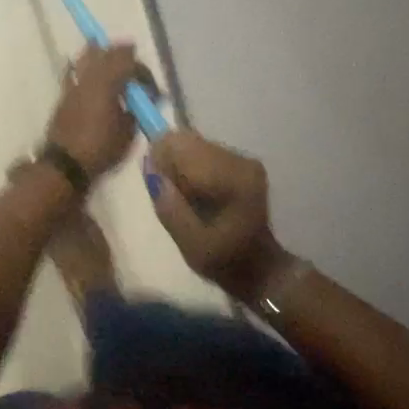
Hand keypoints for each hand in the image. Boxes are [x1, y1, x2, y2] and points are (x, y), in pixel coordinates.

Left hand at [46, 43, 156, 177]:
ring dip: (102, 55)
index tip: (152, 91)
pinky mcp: (64, 93)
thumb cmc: (102, 149)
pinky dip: (81, 67)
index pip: (129, 62)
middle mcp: (90, 76)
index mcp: (109, 83)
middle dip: (123, 55)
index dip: (144, 73)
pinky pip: (73, 70)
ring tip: (112, 63)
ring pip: (87, 55)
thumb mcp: (129, 132)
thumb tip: (141, 100)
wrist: (66, 163)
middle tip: (134, 65)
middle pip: (107, 51)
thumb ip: (136, 110)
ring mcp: (74, 82)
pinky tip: (87, 74)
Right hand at [149, 129, 288, 301]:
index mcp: (233, 180)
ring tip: (186, 197)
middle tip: (173, 196)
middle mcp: (241, 161)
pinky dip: (188, 167)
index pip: (181, 147)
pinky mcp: (239, 159)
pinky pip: (199, 149)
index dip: (161, 163)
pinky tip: (197, 192)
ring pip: (190, 143)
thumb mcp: (190, 245)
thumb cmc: (223, 260)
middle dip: (169, 164)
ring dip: (178, 166)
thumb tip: (150, 167)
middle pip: (185, 140)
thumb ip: (169, 207)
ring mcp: (242, 158)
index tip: (161, 190)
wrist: (258, 268)